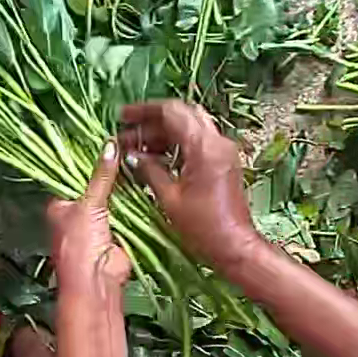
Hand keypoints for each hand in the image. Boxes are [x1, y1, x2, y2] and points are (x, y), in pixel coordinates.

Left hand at [48, 138, 130, 294]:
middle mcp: (79, 212)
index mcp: (61, 204)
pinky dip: (138, 202)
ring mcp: (101, 222)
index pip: (75, 175)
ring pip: (116, 198)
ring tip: (141, 162)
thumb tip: (110, 145)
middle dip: (113, 174)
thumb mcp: (88, 204)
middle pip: (99, 186)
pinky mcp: (121, 231)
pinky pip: (131, 211)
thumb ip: (102, 176)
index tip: (109, 142)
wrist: (97, 280)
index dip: (91, 160)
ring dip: (127, 188)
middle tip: (129, 149)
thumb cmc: (79, 245)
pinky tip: (147, 185)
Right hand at [118, 101, 265, 273]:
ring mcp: (224, 151)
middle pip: (182, 115)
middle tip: (129, 130)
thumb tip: (131, 155)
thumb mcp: (169, 198)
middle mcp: (217, 142)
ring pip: (190, 127)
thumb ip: (149, 170)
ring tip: (138, 147)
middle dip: (153, 120)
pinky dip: (178, 145)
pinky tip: (157, 157)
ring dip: (164, 133)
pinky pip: (199, 142)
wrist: (235, 245)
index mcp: (204, 147)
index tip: (122, 116)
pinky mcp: (225, 162)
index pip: (171, 112)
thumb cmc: (203, 227)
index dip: (144, 111)